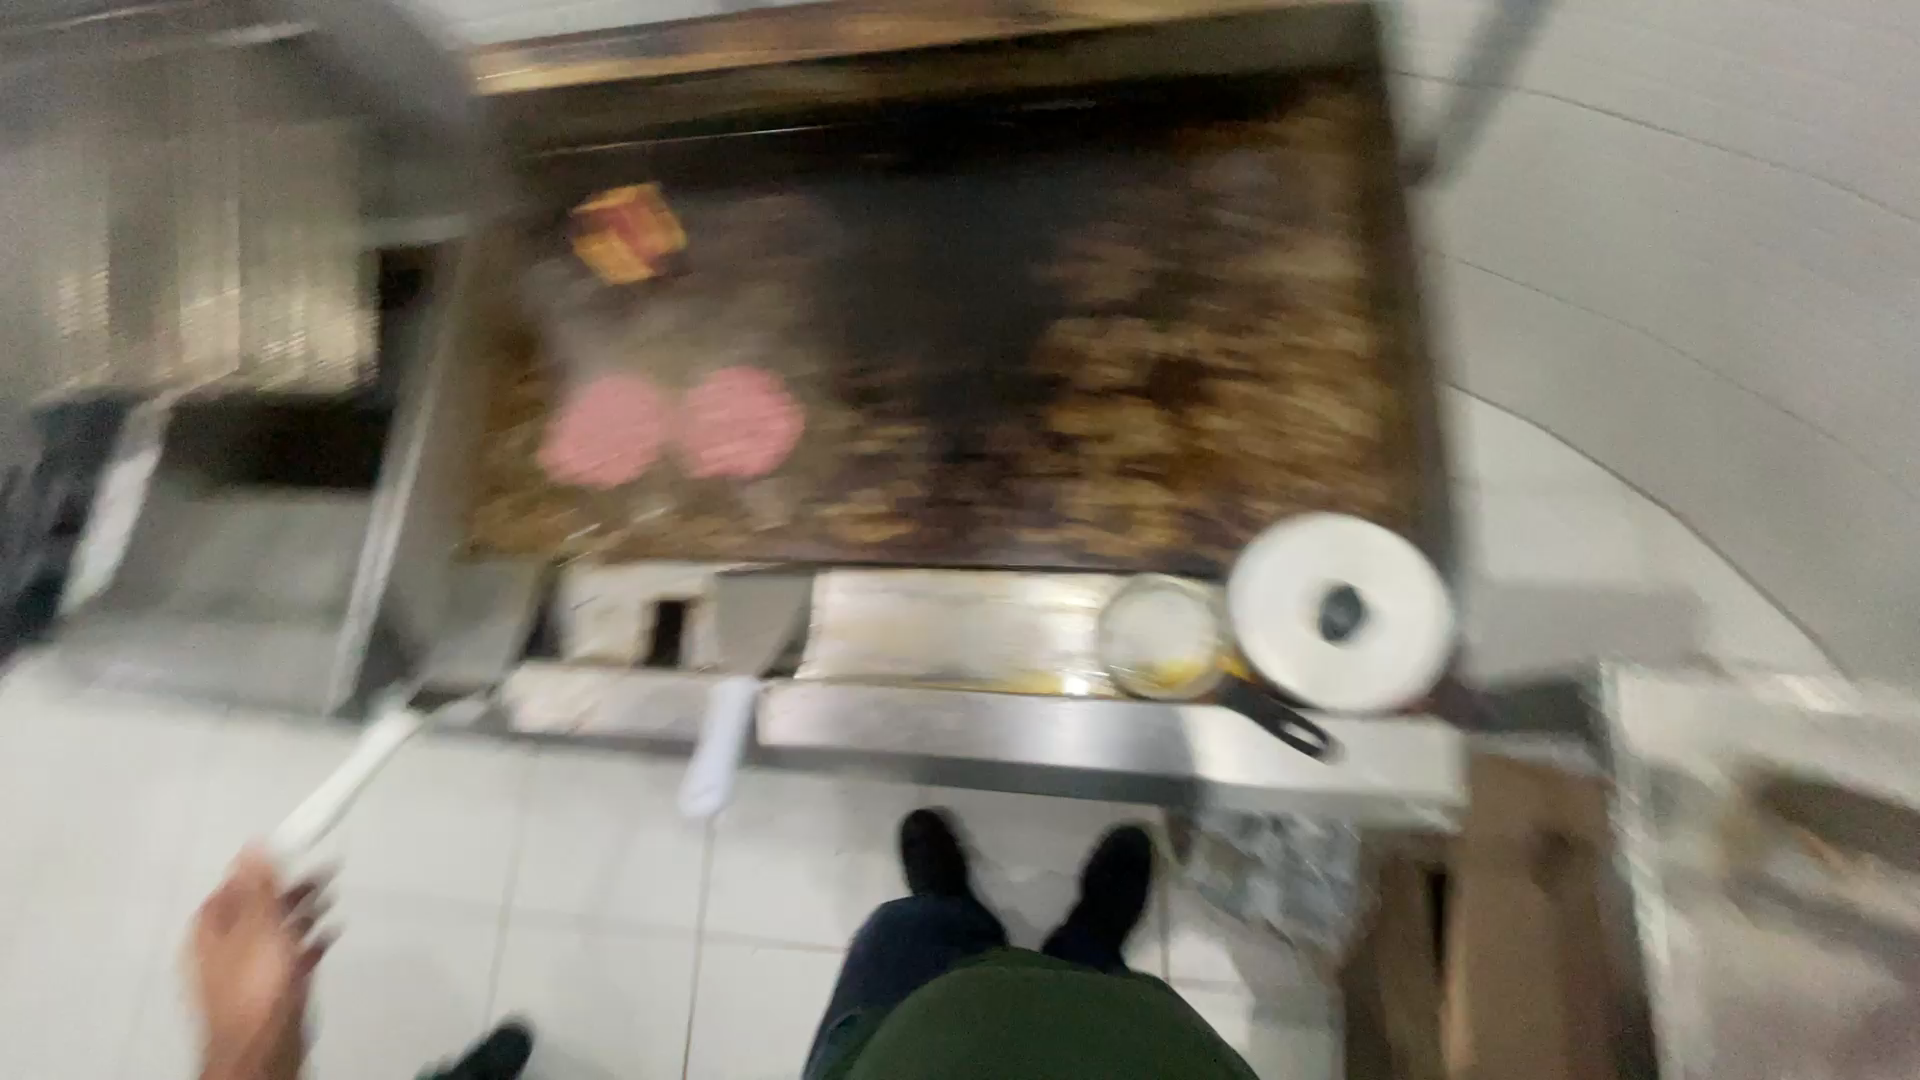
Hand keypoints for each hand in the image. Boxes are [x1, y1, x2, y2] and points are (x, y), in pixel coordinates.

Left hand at [189, 848, 333, 1079]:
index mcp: (212, 934)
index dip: (256, 869)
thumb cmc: (257, 983)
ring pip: (277, 927)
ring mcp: (248, 969)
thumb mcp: (259, 925)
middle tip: (323, 871)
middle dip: (290, 888)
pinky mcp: (272, 984)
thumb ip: (259, 885)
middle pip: (257, 907)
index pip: (229, 889)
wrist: (265, 1040)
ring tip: (331, 897)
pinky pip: (293, 950)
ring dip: (304, 909)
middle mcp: (225, 950)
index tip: (288, 851)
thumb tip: (252, 845)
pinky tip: (329, 933)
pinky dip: (311, 937)